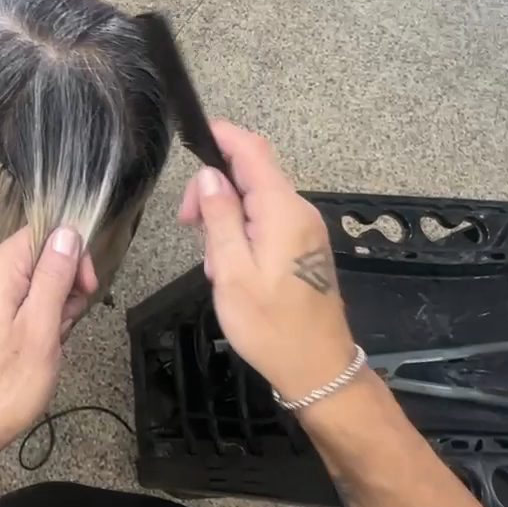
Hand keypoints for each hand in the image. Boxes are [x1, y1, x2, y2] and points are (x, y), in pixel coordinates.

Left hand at [0, 226, 97, 483]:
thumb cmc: (4, 385)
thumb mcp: (40, 328)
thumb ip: (55, 275)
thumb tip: (68, 231)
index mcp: (0, 267)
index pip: (47, 232)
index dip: (72, 256)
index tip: (84, 290)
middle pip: (44, 256)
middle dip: (66, 287)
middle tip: (62, 325)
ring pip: (40, 283)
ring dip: (56, 310)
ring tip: (49, 343)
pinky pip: (27, 304)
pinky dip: (41, 323)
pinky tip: (40, 349)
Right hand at [181, 120, 356, 400]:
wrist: (318, 371)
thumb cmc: (271, 326)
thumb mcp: (232, 272)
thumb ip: (220, 218)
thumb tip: (208, 176)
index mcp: (283, 212)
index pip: (252, 151)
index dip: (223, 135)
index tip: (194, 136)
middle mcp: (299, 212)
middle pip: (251, 174)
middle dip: (214, 188)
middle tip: (188, 223)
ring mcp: (304, 229)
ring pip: (256, 199)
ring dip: (225, 216)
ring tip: (211, 260)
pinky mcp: (303, 246)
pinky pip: (267, 220)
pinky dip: (241, 230)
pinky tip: (229, 264)